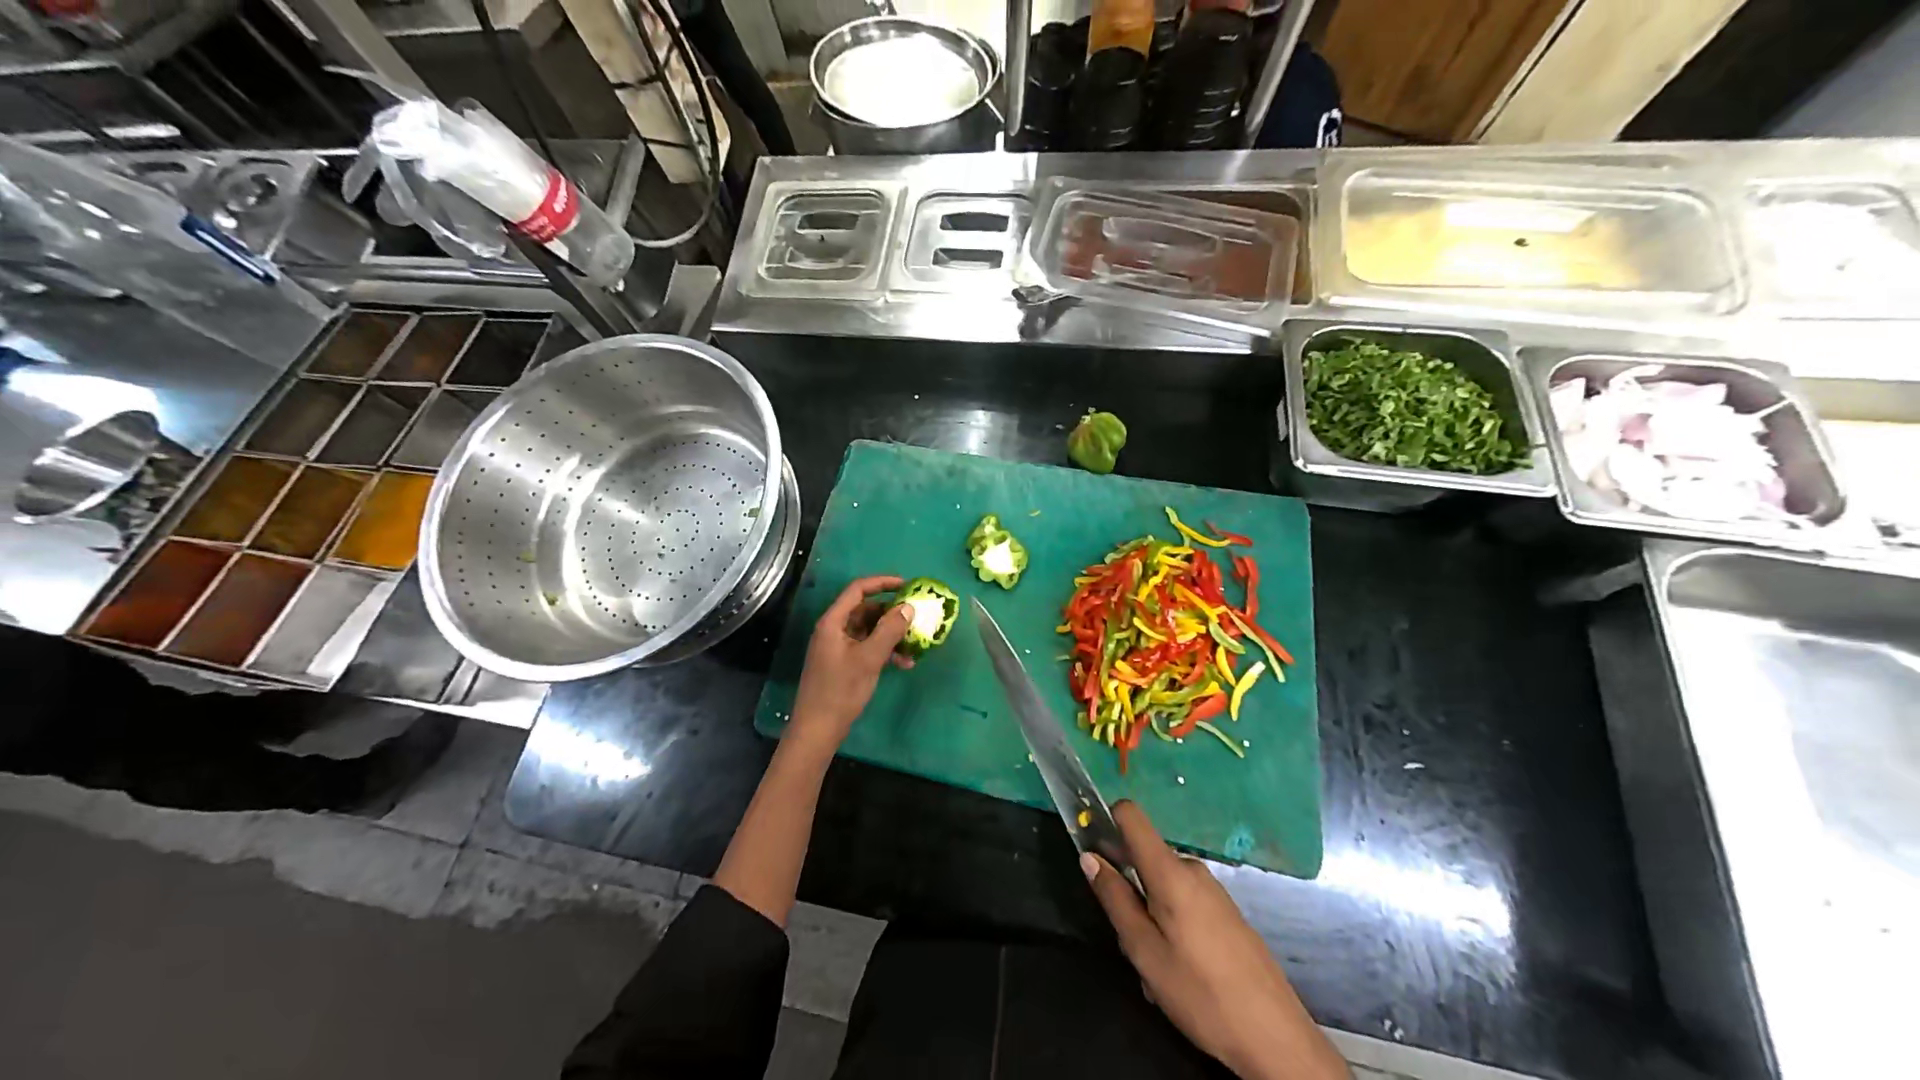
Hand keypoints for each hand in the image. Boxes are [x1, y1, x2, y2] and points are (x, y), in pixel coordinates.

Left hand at [787, 575, 912, 751]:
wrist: (818, 728)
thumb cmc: (841, 690)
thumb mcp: (869, 658)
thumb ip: (889, 630)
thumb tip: (908, 607)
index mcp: (833, 622)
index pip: (858, 590)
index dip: (882, 583)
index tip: (907, 585)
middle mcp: (834, 629)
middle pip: (865, 609)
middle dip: (891, 612)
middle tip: (916, 616)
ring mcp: (838, 646)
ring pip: (869, 629)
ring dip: (891, 634)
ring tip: (914, 644)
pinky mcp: (843, 662)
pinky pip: (867, 646)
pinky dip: (884, 650)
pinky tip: (904, 663)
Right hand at [1084, 801, 1349, 1079]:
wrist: (1275, 1037)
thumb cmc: (1200, 993)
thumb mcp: (1143, 950)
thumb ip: (1114, 898)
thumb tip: (1089, 856)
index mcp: (1170, 872)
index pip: (1131, 816)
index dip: (1106, 822)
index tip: (1093, 851)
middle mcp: (1193, 870)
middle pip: (1144, 858)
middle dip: (1128, 889)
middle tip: (1129, 941)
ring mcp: (1214, 891)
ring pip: (1163, 887)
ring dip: (1149, 915)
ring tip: (1156, 967)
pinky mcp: (1227, 913)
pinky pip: (1184, 903)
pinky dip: (1171, 926)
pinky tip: (1180, 971)